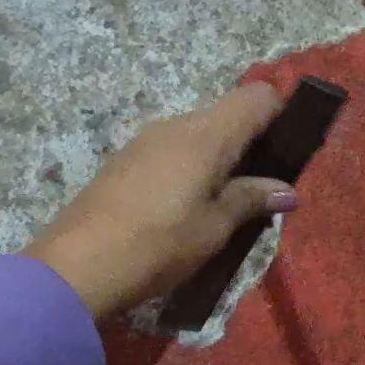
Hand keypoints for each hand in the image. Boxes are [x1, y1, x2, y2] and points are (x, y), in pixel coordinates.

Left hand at [24, 83, 296, 320]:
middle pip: (227, 115)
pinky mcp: (125, 161)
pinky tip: (184, 210)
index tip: (287, 154)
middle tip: (260, 192)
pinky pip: (173, 151)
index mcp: (207, 134)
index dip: (280, 116)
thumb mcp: (215, 227)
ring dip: (219, 161)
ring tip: (223, 207)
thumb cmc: (159, 244)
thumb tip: (287, 190)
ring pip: (198, 135)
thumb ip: (252, 200)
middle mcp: (177, 125)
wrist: (76, 267)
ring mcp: (146, 140)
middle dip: (251, 144)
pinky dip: (191, 169)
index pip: (257, 97)